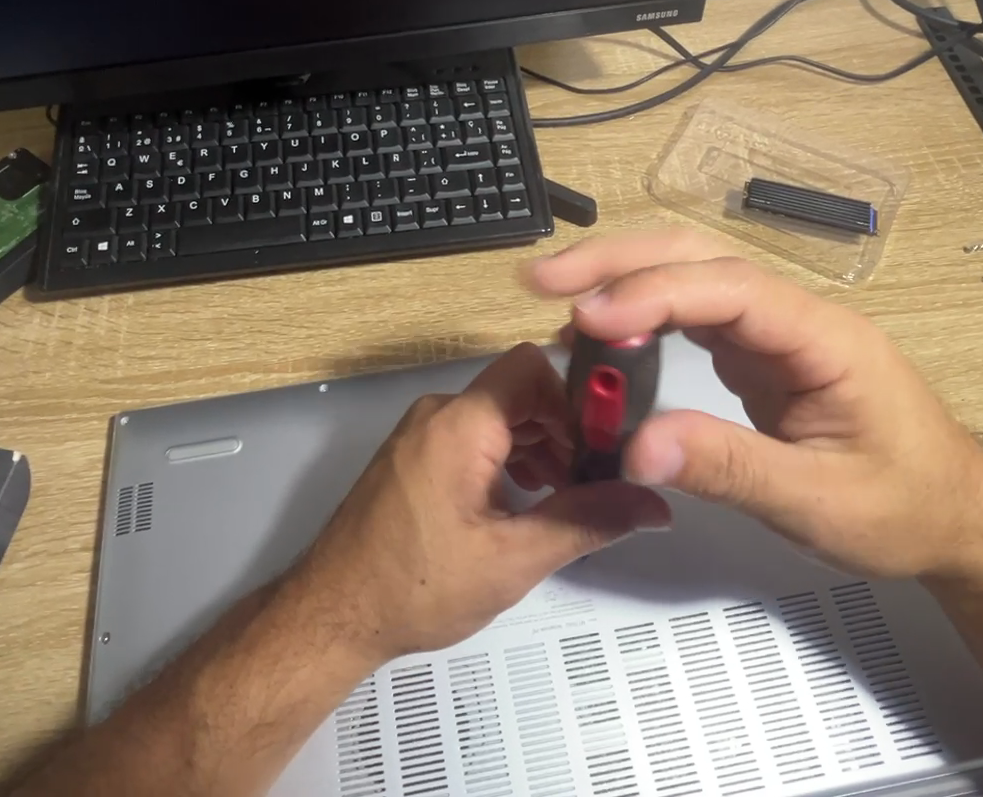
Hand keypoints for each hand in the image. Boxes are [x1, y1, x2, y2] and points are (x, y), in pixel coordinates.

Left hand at [289, 343, 671, 664]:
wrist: (333, 614)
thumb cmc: (413, 588)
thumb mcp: (512, 560)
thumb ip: (585, 522)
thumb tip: (649, 504)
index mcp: (460, 425)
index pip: (532, 368)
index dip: (575, 399)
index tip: (603, 445)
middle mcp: (438, 415)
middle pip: (520, 393)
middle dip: (564, 430)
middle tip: (594, 481)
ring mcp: (422, 433)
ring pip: (499, 416)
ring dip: (538, 447)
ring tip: (563, 497)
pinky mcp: (416, 454)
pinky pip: (474, 435)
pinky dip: (508, 458)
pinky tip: (524, 500)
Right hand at [527, 230, 982, 579]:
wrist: (951, 516)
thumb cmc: (905, 506)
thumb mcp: (818, 501)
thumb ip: (729, 468)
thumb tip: (637, 446)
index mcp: (824, 337)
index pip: (729, 288)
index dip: (654, 294)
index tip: (588, 319)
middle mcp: (792, 317)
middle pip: (697, 256)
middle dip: (617, 260)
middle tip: (544, 281)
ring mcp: (770, 329)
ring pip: (686, 275)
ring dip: (618, 277)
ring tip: (555, 297)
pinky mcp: (752, 350)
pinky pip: (685, 313)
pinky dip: (635, 314)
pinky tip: (598, 330)